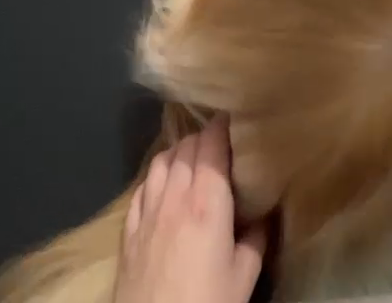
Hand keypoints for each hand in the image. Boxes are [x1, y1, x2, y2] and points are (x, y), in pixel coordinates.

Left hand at [115, 115, 267, 302]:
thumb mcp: (245, 274)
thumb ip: (256, 237)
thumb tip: (263, 214)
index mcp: (208, 201)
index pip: (212, 143)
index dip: (223, 124)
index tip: (237, 117)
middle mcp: (175, 196)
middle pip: (187, 146)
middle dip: (205, 136)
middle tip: (223, 140)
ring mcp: (147, 212)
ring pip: (161, 161)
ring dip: (179, 152)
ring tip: (194, 157)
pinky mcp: (128, 233)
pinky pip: (142, 188)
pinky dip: (156, 175)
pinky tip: (164, 184)